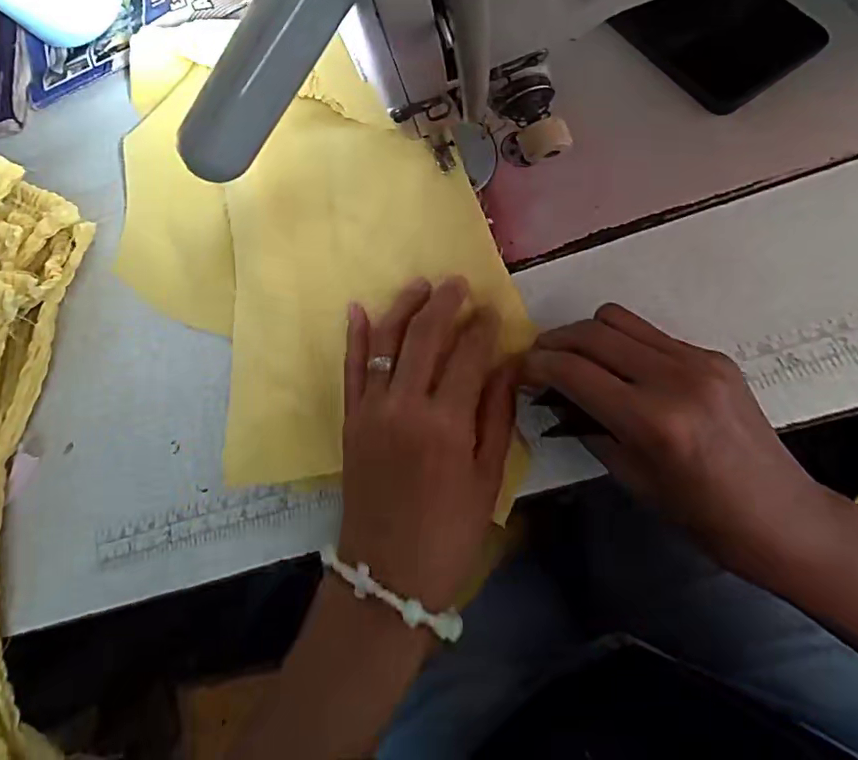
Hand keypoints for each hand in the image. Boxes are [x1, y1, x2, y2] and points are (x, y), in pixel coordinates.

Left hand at [338, 276, 516, 610]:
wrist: (387, 574)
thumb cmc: (450, 531)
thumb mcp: (488, 478)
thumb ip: (497, 415)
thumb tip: (508, 363)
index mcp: (446, 424)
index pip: (469, 355)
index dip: (483, 328)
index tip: (493, 310)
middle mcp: (405, 406)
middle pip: (425, 337)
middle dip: (445, 303)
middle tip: (459, 283)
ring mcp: (371, 410)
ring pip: (386, 342)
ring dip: (404, 307)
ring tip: (421, 285)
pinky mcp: (349, 420)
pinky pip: (351, 368)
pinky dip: (355, 337)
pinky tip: (359, 309)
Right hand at [522, 303, 842, 585]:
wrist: (785, 517)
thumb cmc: (705, 519)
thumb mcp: (634, 481)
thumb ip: (589, 429)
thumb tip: (554, 397)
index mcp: (654, 421)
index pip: (574, 370)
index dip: (536, 366)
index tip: (518, 371)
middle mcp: (676, 378)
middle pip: (592, 332)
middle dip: (554, 342)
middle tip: (539, 362)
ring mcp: (699, 361)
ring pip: (618, 319)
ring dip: (586, 335)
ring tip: (576, 360)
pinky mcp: (713, 356)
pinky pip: (650, 335)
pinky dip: (623, 345)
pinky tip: (623, 373)